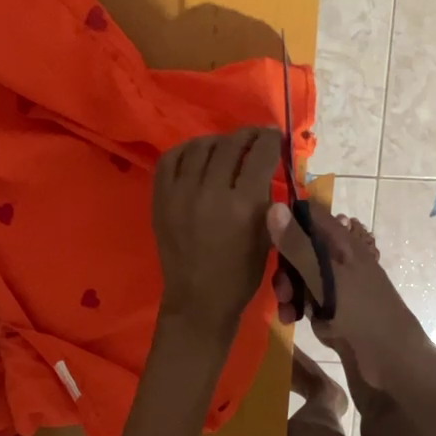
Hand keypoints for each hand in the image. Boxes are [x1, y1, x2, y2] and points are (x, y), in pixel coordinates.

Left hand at [152, 128, 278, 338]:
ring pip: (200, 147)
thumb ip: (266, 197)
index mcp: (244, 205)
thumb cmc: (240, 274)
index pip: (260, 154)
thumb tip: (265, 164)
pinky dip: (186, 151)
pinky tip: (197, 155)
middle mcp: (211, 192)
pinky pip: (170, 160)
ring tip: (226, 146)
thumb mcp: (267, 236)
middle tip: (254, 137)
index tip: (274, 135)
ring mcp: (180, 194)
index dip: (271, 138)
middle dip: (247, 136)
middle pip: (230, 145)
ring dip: (218, 141)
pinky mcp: (160, 200)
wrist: (198, 300)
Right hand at [268, 199, 431, 388]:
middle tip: (281, 287)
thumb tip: (274, 207)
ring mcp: (335, 285)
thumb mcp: (326, 276)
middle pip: (300, 248)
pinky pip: (305, 299)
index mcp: (343, 243)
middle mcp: (338, 259)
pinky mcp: (332, 309)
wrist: (391, 359)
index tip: (263, 229)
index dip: (287, 216)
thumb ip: (298, 246)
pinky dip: (295, 306)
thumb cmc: (363, 311)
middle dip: (283, 265)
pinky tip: (291, 319)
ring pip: (299, 275)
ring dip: (287, 290)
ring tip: (286, 309)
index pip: (310, 215)